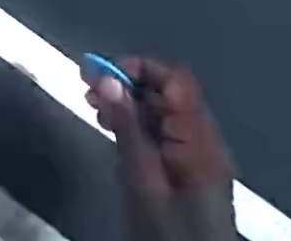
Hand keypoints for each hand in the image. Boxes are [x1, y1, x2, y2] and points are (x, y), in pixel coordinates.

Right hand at [84, 57, 236, 240]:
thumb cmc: (169, 235)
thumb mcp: (142, 179)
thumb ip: (127, 125)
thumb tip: (106, 77)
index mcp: (199, 139)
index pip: (176, 80)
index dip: (139, 67)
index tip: (101, 73)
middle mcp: (203, 141)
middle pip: (167, 93)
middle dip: (127, 83)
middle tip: (87, 87)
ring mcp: (196, 158)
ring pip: (161, 111)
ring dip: (127, 102)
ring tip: (93, 105)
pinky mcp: (186, 172)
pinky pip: (161, 132)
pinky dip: (135, 123)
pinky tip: (110, 126)